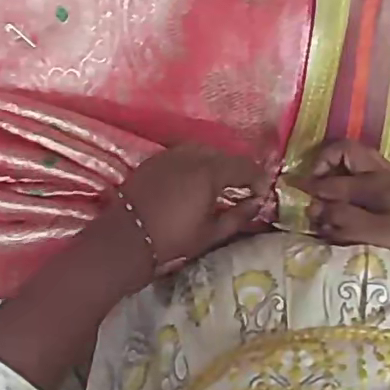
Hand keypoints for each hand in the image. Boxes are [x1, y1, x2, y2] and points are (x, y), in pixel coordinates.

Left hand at [118, 144, 266, 270]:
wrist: (126, 238)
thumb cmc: (172, 238)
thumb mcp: (211, 232)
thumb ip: (238, 215)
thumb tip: (257, 203)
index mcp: (210, 172)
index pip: (244, 166)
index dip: (258, 178)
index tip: (262, 192)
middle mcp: (192, 156)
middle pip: (224, 155)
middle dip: (238, 169)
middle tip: (244, 187)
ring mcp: (171, 154)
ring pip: (204, 150)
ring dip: (217, 163)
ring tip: (221, 182)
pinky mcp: (156, 159)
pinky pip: (184, 153)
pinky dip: (197, 162)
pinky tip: (196, 179)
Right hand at [300, 140, 389, 281]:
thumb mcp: (385, 232)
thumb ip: (348, 221)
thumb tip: (314, 213)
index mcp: (372, 182)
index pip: (329, 181)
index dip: (308, 189)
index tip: (290, 199)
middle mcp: (380, 177)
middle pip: (345, 153)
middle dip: (324, 164)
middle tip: (311, 189)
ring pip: (358, 168)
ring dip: (339, 178)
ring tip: (326, 203)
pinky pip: (368, 187)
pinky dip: (353, 194)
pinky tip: (350, 216)